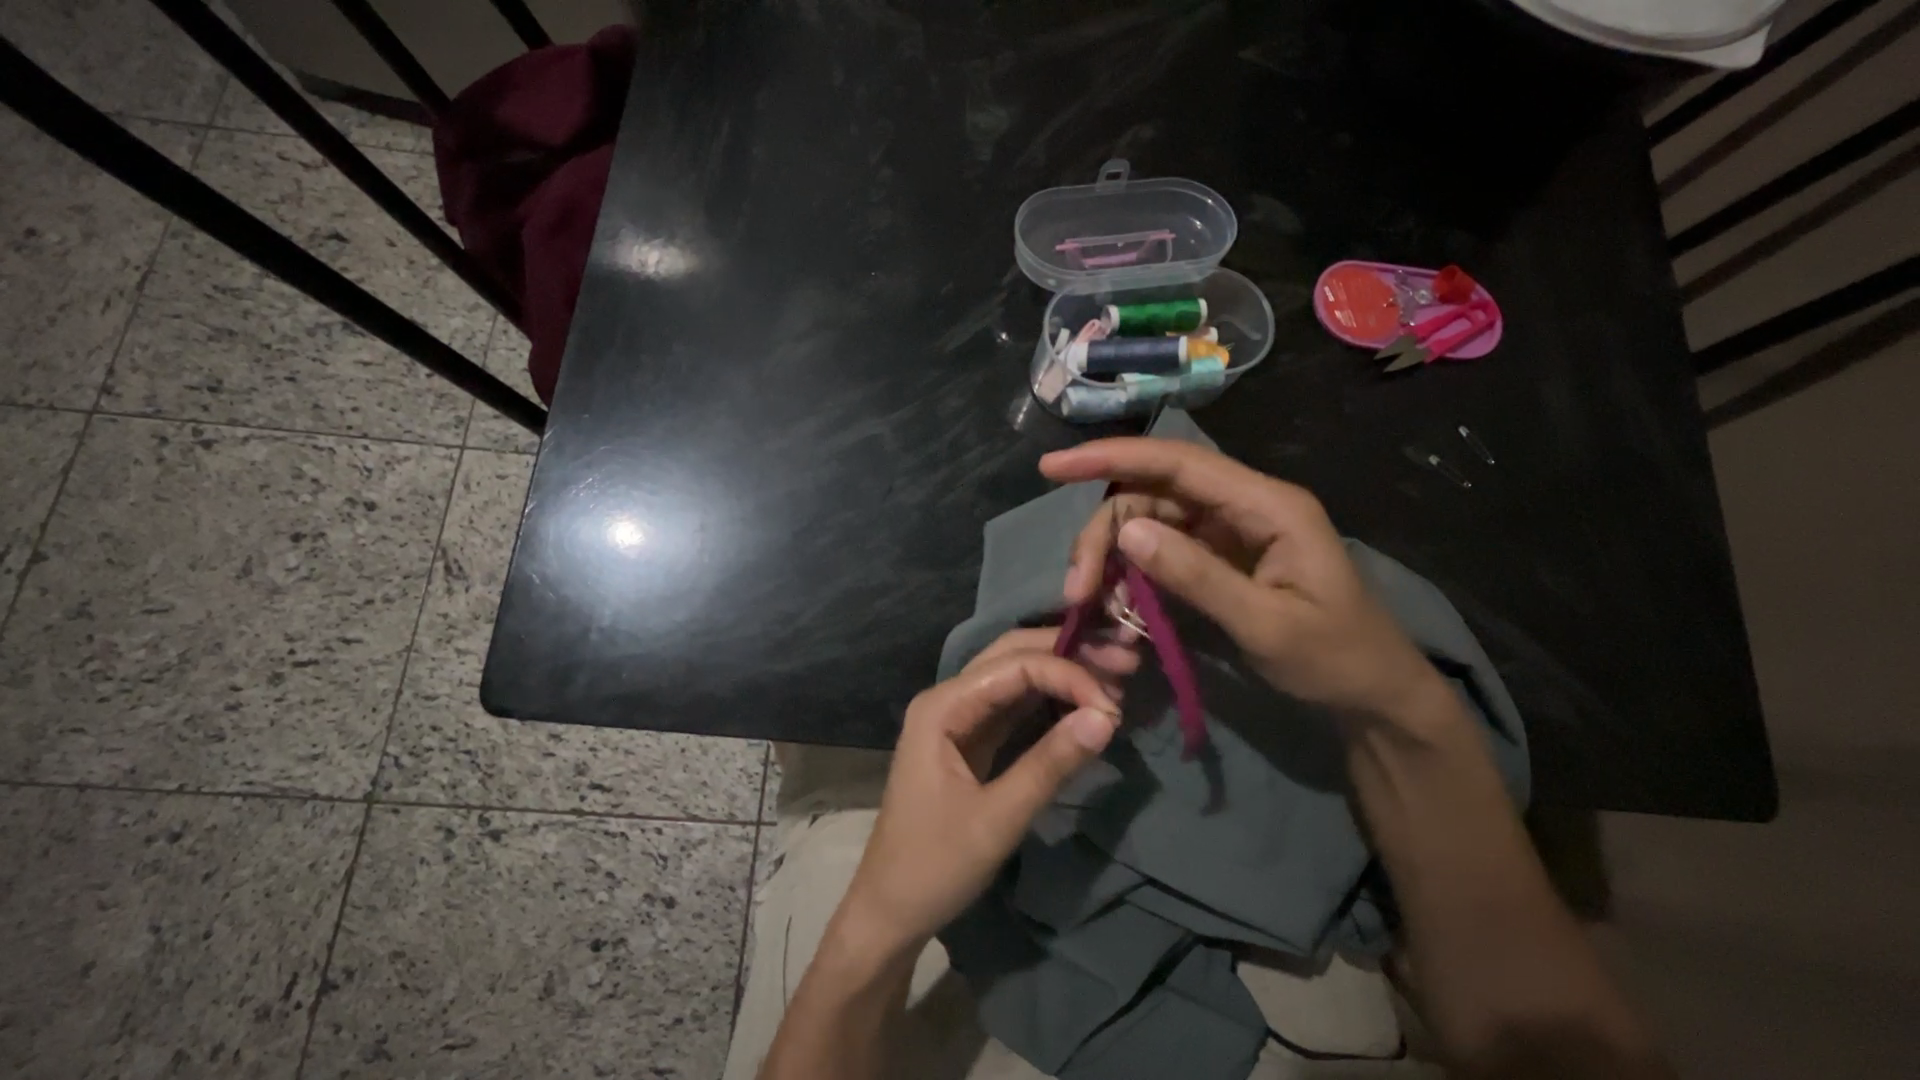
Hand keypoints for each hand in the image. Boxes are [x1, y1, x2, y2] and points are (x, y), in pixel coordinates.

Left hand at [836, 634, 1125, 957]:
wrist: (891, 910)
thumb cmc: (935, 865)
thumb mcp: (998, 819)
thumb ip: (1050, 764)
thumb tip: (1106, 718)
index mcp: (942, 707)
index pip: (1015, 664)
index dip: (1069, 675)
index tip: (1113, 709)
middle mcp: (948, 700)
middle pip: (1014, 655)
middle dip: (1070, 654)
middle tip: (1127, 664)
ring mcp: (959, 719)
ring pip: (1017, 677)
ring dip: (1064, 675)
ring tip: (1117, 684)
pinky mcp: (971, 742)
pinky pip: (1015, 707)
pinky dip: (1052, 703)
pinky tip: (1085, 709)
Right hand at [1040, 438, 1440, 720]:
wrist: (1375, 696)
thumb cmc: (1335, 659)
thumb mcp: (1267, 625)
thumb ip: (1197, 576)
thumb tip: (1126, 531)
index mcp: (1267, 505)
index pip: (1177, 463)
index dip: (1111, 457)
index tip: (1052, 468)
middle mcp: (1244, 506)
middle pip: (1153, 494)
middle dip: (1104, 533)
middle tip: (1076, 590)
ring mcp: (1232, 532)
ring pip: (1151, 522)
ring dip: (1113, 557)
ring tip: (1091, 605)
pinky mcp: (1223, 559)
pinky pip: (1163, 552)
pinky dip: (1133, 576)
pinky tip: (1117, 609)